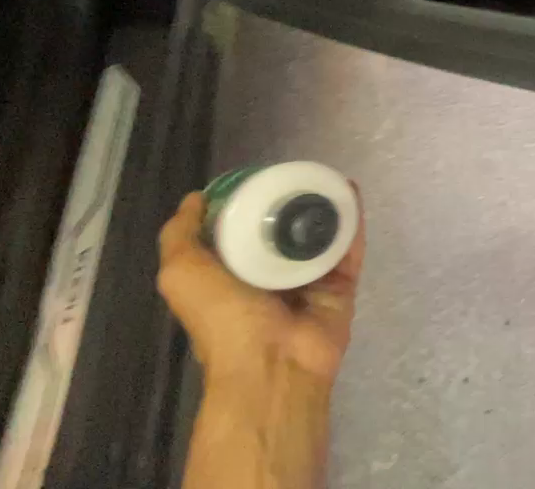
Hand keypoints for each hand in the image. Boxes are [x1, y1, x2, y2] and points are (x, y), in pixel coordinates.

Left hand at [157, 189, 366, 387]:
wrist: (274, 363)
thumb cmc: (224, 319)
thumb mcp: (182, 275)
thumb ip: (180, 237)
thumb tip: (195, 198)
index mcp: (235, 277)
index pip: (243, 233)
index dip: (249, 203)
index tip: (259, 176)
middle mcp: (273, 277)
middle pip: (286, 231)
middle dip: (293, 201)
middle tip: (300, 172)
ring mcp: (311, 281)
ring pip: (322, 234)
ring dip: (328, 206)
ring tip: (330, 176)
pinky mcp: (343, 284)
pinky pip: (350, 247)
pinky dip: (353, 220)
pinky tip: (352, 193)